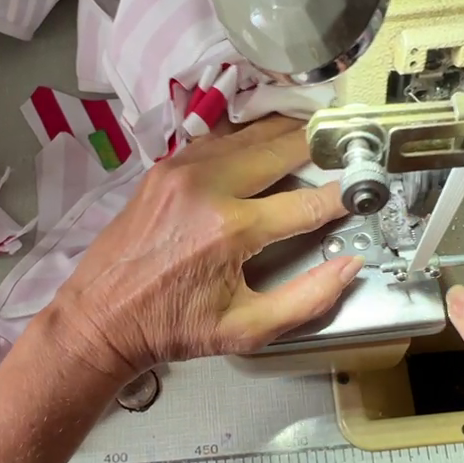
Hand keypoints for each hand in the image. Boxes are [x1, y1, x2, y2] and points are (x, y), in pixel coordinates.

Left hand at [43, 118, 361, 380]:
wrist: (102, 316)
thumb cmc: (171, 328)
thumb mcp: (246, 330)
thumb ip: (307, 299)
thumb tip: (349, 267)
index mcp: (230, 229)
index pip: (306, 202)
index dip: (340, 195)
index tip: (361, 188)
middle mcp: (207, 187)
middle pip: (280, 148)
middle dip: (317, 146)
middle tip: (343, 143)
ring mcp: (181, 170)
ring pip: (248, 134)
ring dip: (283, 132)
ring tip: (311, 134)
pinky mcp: (164, 168)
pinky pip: (217, 139)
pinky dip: (245, 135)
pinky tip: (262, 137)